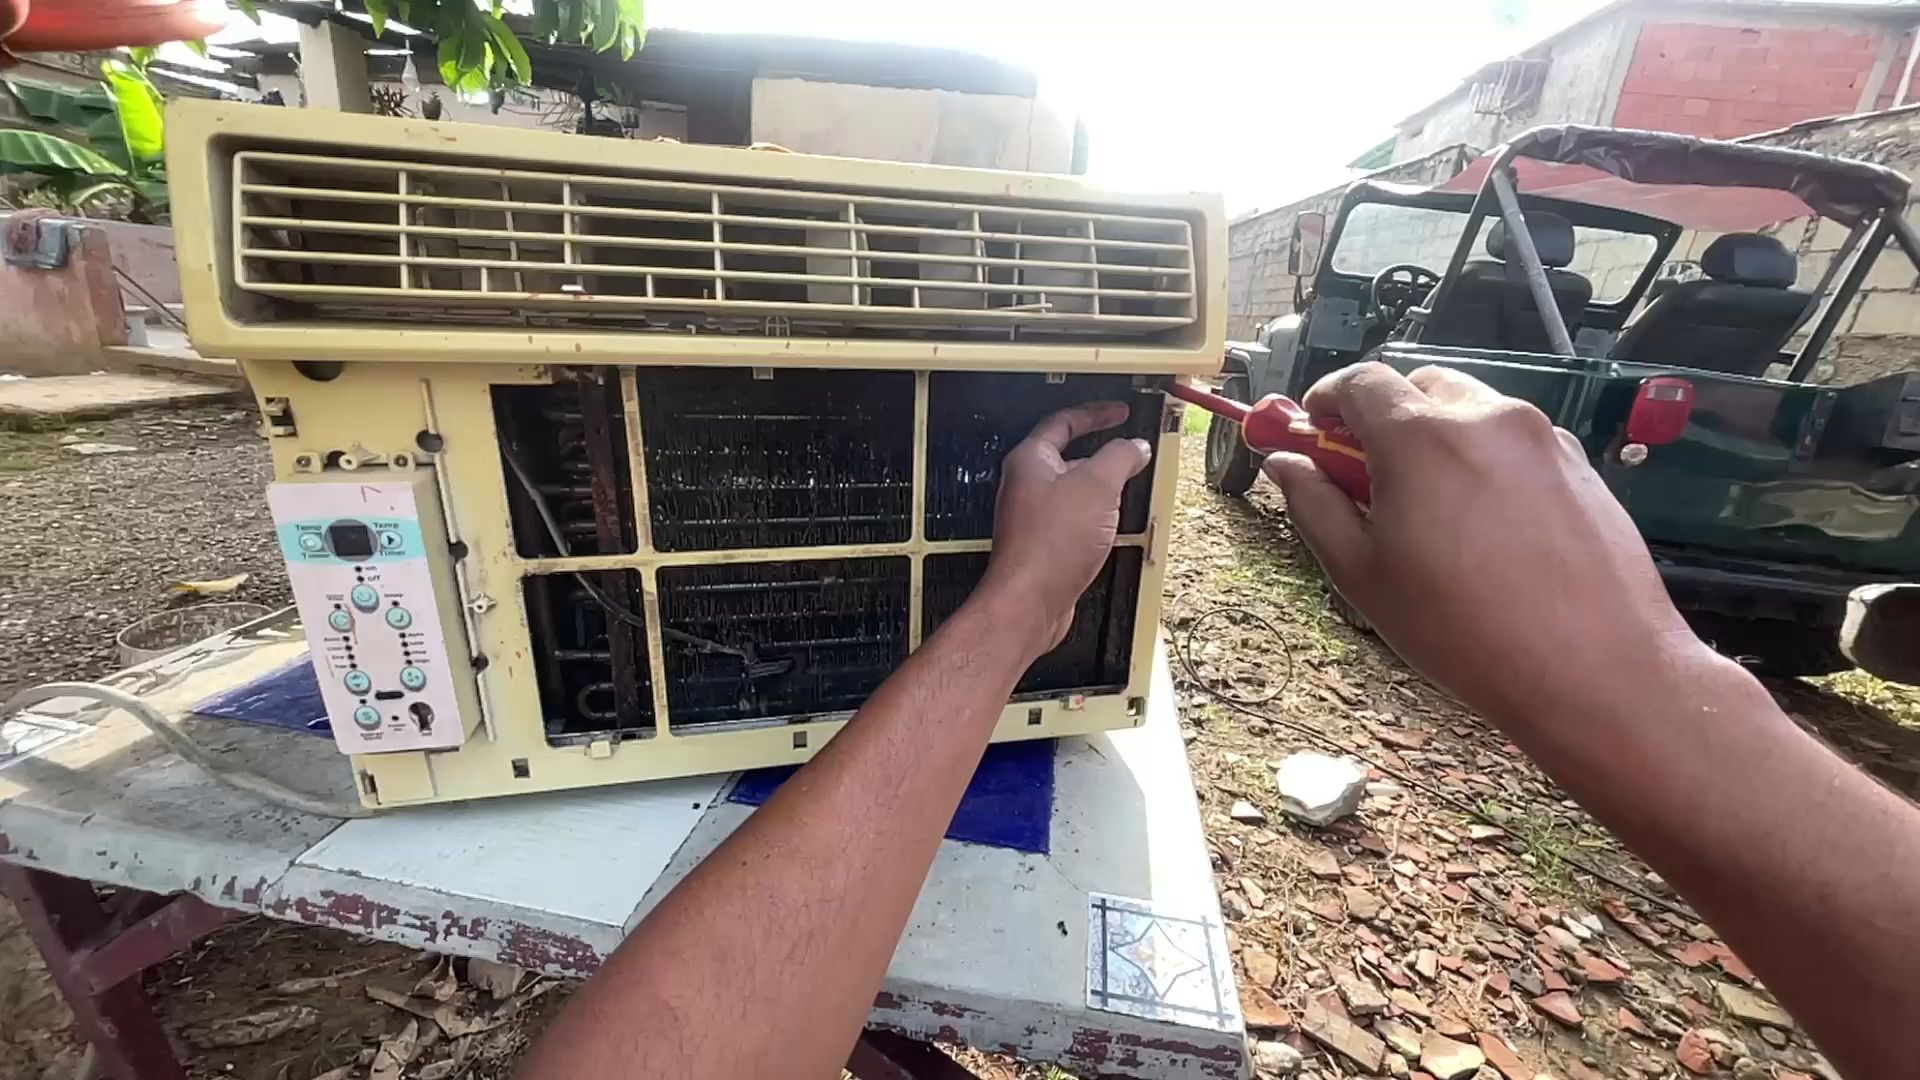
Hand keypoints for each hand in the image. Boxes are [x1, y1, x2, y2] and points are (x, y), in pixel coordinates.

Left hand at [982, 402, 1152, 654]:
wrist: (1032, 600)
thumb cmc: (1048, 545)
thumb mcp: (1098, 486)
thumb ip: (1119, 457)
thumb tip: (1134, 447)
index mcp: (1030, 460)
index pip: (1064, 421)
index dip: (1096, 413)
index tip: (1118, 412)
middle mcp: (1025, 486)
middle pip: (1068, 456)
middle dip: (1102, 453)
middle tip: (1129, 451)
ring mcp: (1032, 516)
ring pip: (1073, 490)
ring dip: (1101, 488)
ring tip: (1125, 488)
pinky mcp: (1043, 544)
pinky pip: (1073, 519)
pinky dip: (1095, 516)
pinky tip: (1109, 527)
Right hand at [1263, 363, 1707, 725]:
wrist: (1594, 669)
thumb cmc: (1456, 624)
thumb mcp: (1358, 570)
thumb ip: (1312, 504)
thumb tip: (1283, 464)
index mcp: (1422, 439)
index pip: (1361, 381)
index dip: (1326, 397)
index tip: (1311, 428)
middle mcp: (1486, 418)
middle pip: (1416, 385)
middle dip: (1379, 414)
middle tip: (1362, 471)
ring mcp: (1542, 437)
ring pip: (1466, 407)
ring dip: (1428, 433)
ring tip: (1423, 503)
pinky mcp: (1578, 463)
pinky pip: (1509, 437)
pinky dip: (1475, 454)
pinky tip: (1476, 520)